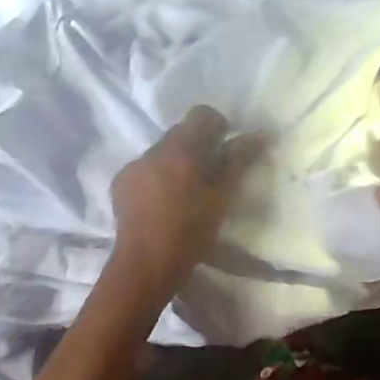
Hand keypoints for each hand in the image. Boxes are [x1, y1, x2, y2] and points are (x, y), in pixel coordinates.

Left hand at [107, 106, 265, 309]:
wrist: (145, 265)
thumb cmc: (190, 233)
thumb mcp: (220, 198)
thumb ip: (237, 161)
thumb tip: (258, 134)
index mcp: (180, 150)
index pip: (201, 114)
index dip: (218, 125)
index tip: (225, 148)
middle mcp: (153, 150)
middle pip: (180, 132)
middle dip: (197, 145)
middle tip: (210, 175)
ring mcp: (133, 165)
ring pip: (161, 151)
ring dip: (176, 162)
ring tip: (184, 193)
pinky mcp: (120, 183)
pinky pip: (144, 168)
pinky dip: (156, 176)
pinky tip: (161, 203)